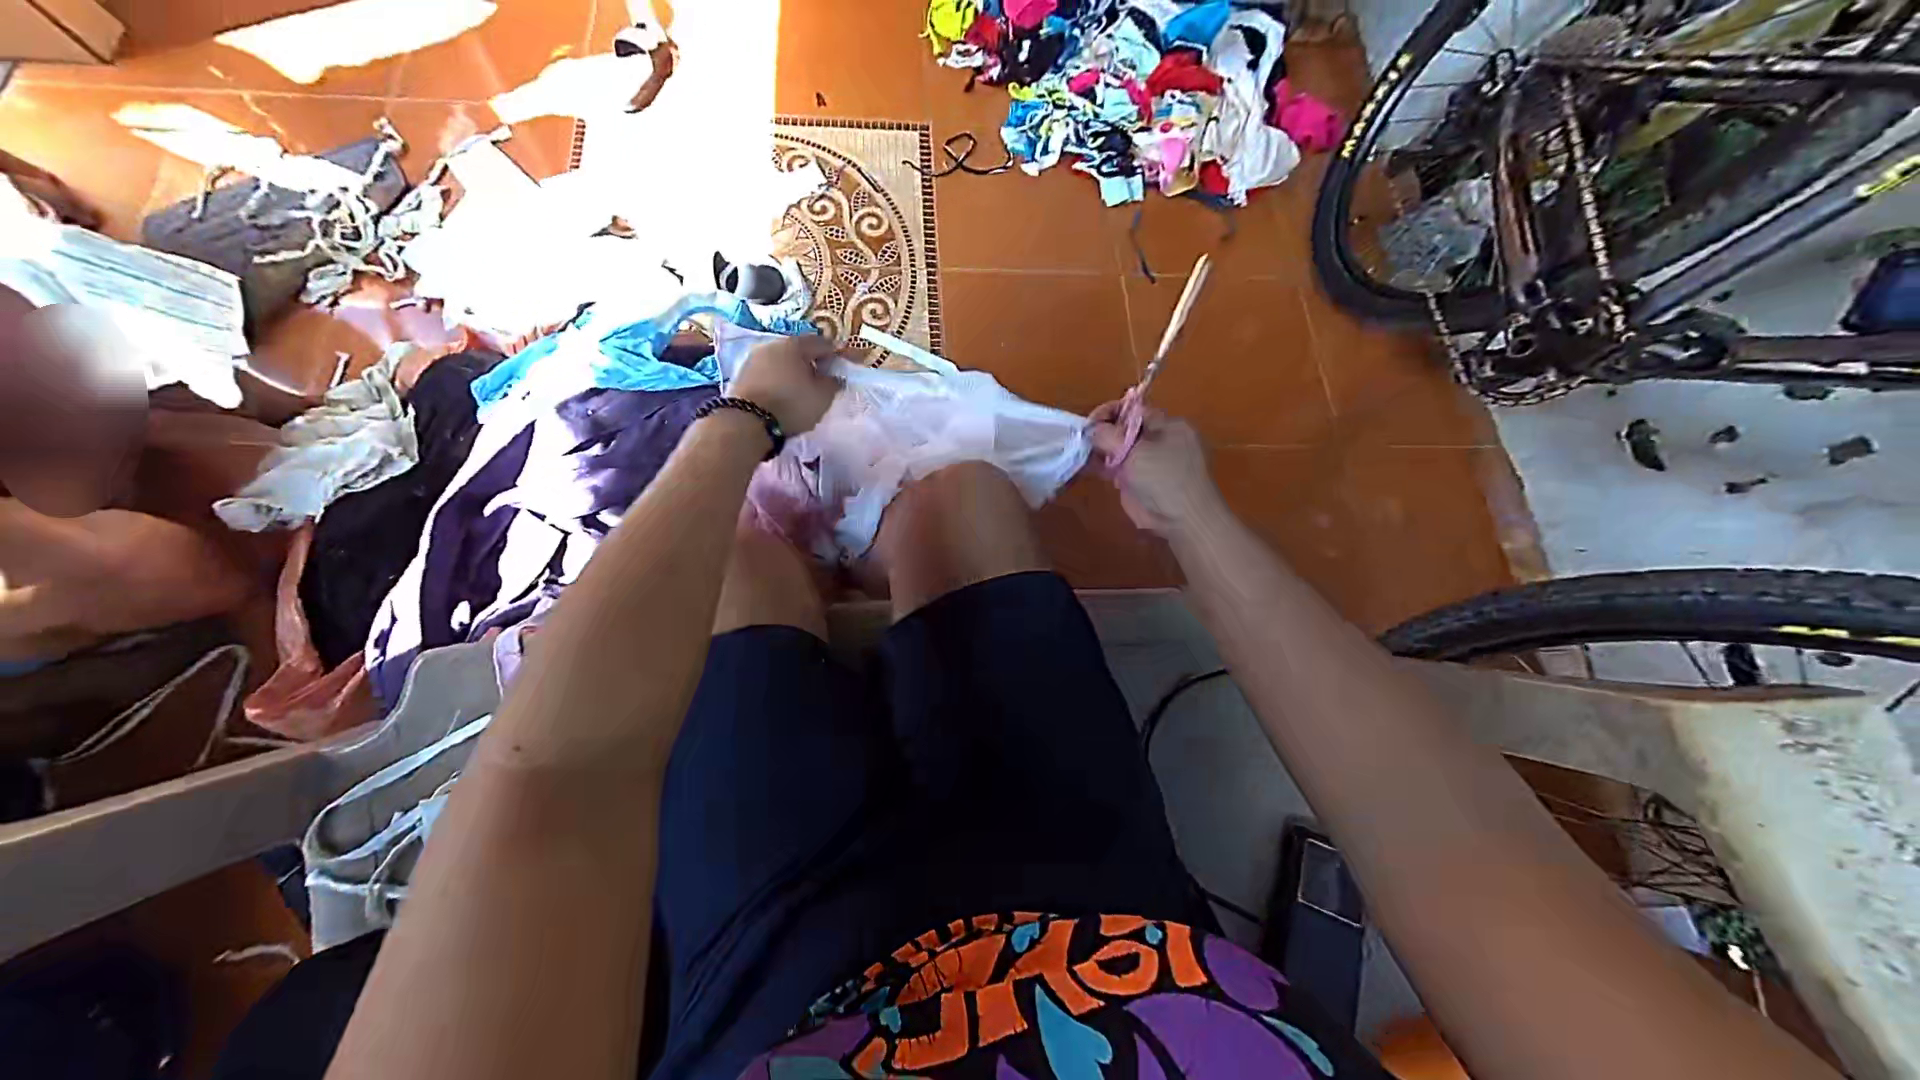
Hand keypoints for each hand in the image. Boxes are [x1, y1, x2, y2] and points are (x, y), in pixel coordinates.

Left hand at [727, 335, 839, 435]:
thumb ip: (833, 383)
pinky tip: (782, 394)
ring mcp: (754, 358)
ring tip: (800, 390)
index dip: (834, 355)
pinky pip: (768, 372)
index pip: (821, 342)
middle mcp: (773, 344)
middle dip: (811, 362)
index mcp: (795, 344)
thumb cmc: (792, 404)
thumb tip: (833, 377)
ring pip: (781, 360)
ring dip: (792, 371)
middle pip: (798, 349)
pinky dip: (777, 380)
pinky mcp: (742, 374)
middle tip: (820, 380)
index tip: (839, 369)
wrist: (747, 421)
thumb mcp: (822, 397)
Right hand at [1088, 401, 1224, 537]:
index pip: (1135, 410)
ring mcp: (1150, 462)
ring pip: (1120, 450)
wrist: (1182, 520)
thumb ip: (1110, 436)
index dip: (1110, 413)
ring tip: (1081, 453)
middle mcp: (1160, 441)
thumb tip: (1092, 429)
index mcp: (1169, 425)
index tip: (1090, 423)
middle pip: (1125, 429)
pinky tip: (1087, 466)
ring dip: (1100, 450)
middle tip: (1083, 440)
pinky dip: (1103, 467)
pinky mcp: (1140, 482)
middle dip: (1103, 433)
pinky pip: (1118, 468)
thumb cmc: (1165, 478)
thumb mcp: (1136, 451)